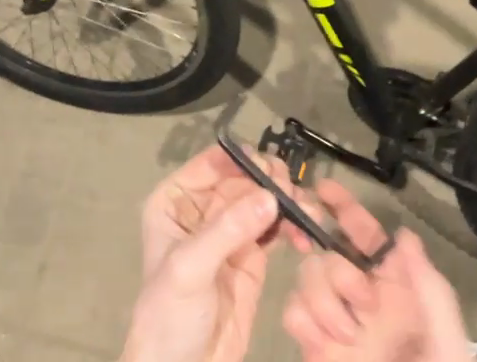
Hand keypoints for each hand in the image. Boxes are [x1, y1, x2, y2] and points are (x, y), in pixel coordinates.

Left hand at [121, 145, 295, 361]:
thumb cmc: (170, 316)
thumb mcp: (190, 269)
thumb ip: (227, 231)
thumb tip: (270, 197)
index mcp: (176, 200)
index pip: (212, 164)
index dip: (242, 160)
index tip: (271, 171)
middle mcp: (203, 207)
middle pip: (245, 177)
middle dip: (272, 181)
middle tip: (293, 195)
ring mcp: (230, 230)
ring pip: (264, 199)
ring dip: (289, 202)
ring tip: (307, 216)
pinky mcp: (253, 254)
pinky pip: (277, 226)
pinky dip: (294, 225)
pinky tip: (306, 233)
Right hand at [281, 180, 470, 361]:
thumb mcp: (448, 344)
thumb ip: (429, 289)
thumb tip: (404, 236)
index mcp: (396, 287)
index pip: (365, 235)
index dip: (345, 207)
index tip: (322, 188)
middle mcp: (361, 296)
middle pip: (327, 252)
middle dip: (339, 272)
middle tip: (365, 307)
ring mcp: (335, 321)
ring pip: (305, 278)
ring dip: (323, 301)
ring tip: (348, 338)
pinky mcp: (314, 345)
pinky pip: (292, 312)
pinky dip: (304, 322)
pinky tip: (324, 344)